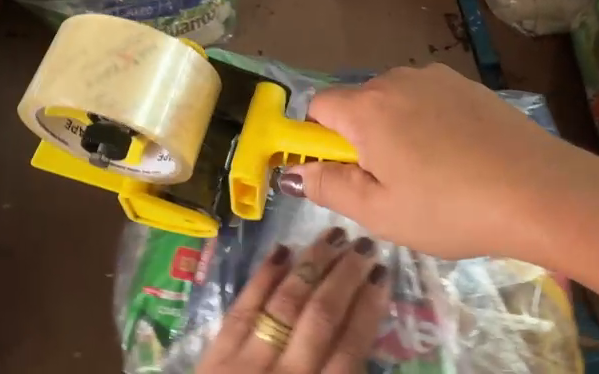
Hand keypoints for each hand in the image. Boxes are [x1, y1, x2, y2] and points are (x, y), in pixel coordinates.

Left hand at [195, 227, 389, 373]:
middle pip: (321, 317)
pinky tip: (282, 250)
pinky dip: (263, 277)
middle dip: (346, 276)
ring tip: (333, 236)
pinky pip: (243, 308)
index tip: (384, 274)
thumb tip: (364, 353)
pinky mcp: (214, 359)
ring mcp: (245, 365)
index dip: (369, 308)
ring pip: (285, 302)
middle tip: (365, 244)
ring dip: (312, 265)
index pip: (350, 349)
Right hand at [281, 64, 589, 261]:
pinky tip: (459, 158)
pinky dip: (430, 123)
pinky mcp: (467, 83)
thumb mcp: (381, 213)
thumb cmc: (450, 208)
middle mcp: (395, 79)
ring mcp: (435, 77)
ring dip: (397, 130)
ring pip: (395, 101)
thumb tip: (294, 170)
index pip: (318, 107)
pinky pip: (429, 99)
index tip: (344, 175)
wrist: (537, 188)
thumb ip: (330, 187)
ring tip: (432, 176)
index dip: (319, 141)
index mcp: (367, 108)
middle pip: (358, 103)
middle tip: (391, 186)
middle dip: (361, 139)